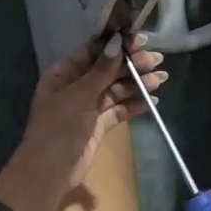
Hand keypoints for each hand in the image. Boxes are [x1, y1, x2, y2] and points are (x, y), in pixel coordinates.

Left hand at [0, 34, 165, 210]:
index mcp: (63, 74)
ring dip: (136, 84)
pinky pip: (117, 111)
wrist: (50, 170)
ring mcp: (87, 107)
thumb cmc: (59, 127)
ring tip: (160, 79)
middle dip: (131, 65)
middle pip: (107, 70)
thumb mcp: (79, 95)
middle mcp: (75, 87)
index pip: (93, 52)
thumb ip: (101, 70)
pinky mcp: (98, 126)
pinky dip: (133, 105)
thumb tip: (117, 42)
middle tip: (156, 60)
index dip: (116, 45)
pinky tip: (152, 101)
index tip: (139, 40)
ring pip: (115, 90)